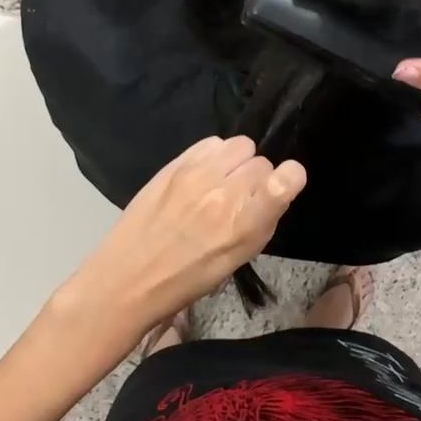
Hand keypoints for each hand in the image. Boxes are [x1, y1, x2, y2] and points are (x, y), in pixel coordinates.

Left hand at [45, 136, 304, 358]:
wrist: (129, 276)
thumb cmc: (187, 279)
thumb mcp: (237, 260)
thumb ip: (261, 221)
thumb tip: (275, 191)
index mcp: (242, 225)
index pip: (284, 180)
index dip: (291, 179)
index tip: (283, 187)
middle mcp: (223, 193)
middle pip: (262, 163)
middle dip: (258, 178)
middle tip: (241, 198)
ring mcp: (196, 174)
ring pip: (240, 145)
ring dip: (238, 162)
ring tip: (223, 182)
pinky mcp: (175, 164)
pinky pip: (212, 142)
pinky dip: (215, 155)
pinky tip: (204, 175)